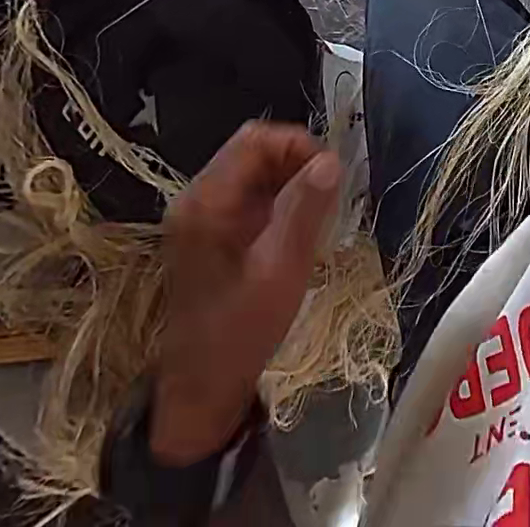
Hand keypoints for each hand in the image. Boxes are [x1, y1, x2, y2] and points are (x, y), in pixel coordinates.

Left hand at [151, 122, 340, 463]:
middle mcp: (197, 197)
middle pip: (251, 150)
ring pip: (251, 169)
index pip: (254, 141)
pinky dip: (277, 196)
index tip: (332, 172)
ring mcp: (200, 213)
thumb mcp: (282, 270)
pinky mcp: (209, 230)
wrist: (201, 388)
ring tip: (319, 205)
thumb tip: (332, 160)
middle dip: (295, 159)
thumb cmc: (241, 331)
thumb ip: (305, 210)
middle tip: (331, 189)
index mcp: (207, 201)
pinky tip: (297, 221)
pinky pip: (247, 193)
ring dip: (288, 177)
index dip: (298, 144)